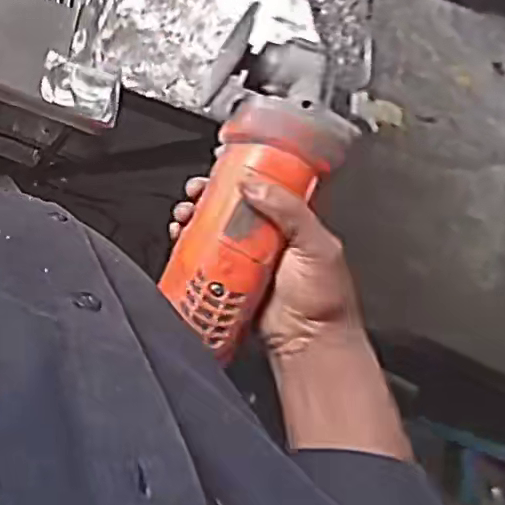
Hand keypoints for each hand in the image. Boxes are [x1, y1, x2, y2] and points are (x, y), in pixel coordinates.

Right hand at [168, 175, 362, 358]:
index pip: (263, 185)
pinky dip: (184, 237)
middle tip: (196, 191)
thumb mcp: (317, 246)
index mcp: (291, 219)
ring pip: (209, 221)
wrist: (307, 341)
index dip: (240, 171)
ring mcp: (242, 250)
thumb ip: (289, 211)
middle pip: (227, 201)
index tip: (221, 163)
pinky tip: (180, 234)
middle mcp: (264, 231)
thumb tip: (251, 184)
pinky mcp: (224, 269)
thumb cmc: (325, 299)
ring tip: (185, 214)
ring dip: (191, 212)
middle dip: (205, 191)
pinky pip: (198, 247)